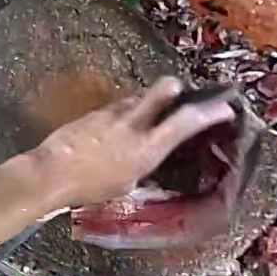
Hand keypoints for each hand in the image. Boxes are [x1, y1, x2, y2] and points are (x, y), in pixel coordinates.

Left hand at [27, 77, 236, 208]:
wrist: (51, 173)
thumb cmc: (89, 188)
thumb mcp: (126, 186)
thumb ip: (142, 168)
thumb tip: (150, 161)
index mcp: (147, 148)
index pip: (186, 121)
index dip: (211, 112)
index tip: (225, 108)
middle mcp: (133, 123)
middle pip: (164, 88)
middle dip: (178, 87)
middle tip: (182, 94)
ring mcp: (112, 113)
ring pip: (139, 96)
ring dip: (147, 101)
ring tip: (146, 116)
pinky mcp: (94, 111)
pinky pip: (118, 106)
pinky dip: (125, 112)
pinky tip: (118, 127)